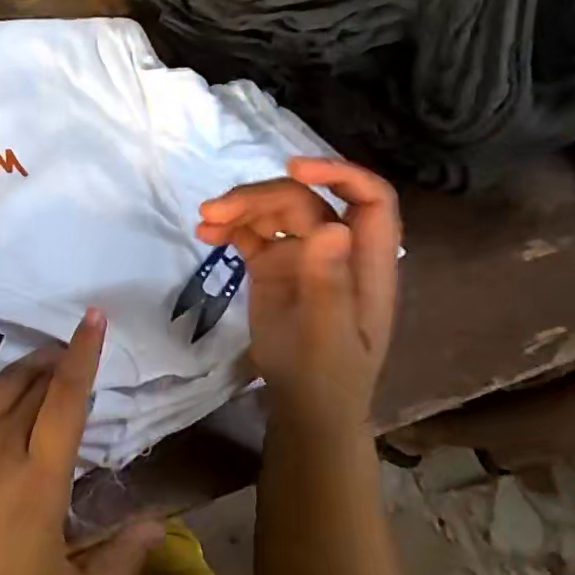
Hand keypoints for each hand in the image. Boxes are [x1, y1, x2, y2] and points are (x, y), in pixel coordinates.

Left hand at [0, 310, 164, 574]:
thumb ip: (123, 561)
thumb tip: (160, 523)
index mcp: (41, 479)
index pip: (68, 399)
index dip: (85, 354)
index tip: (95, 319)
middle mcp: (1, 449)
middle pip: (36, 387)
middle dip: (60, 363)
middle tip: (76, 355)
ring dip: (24, 366)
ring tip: (44, 355)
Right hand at [197, 158, 401, 425]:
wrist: (303, 405)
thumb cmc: (328, 377)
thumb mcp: (330, 338)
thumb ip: (330, 285)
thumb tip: (330, 227)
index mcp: (366, 260)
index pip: (370, 199)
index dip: (339, 174)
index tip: (296, 168)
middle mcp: (336, 248)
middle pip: (304, 200)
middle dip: (262, 197)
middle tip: (216, 210)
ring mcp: (303, 254)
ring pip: (274, 211)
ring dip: (239, 208)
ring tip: (204, 220)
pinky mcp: (274, 265)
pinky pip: (252, 233)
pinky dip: (229, 228)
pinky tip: (206, 234)